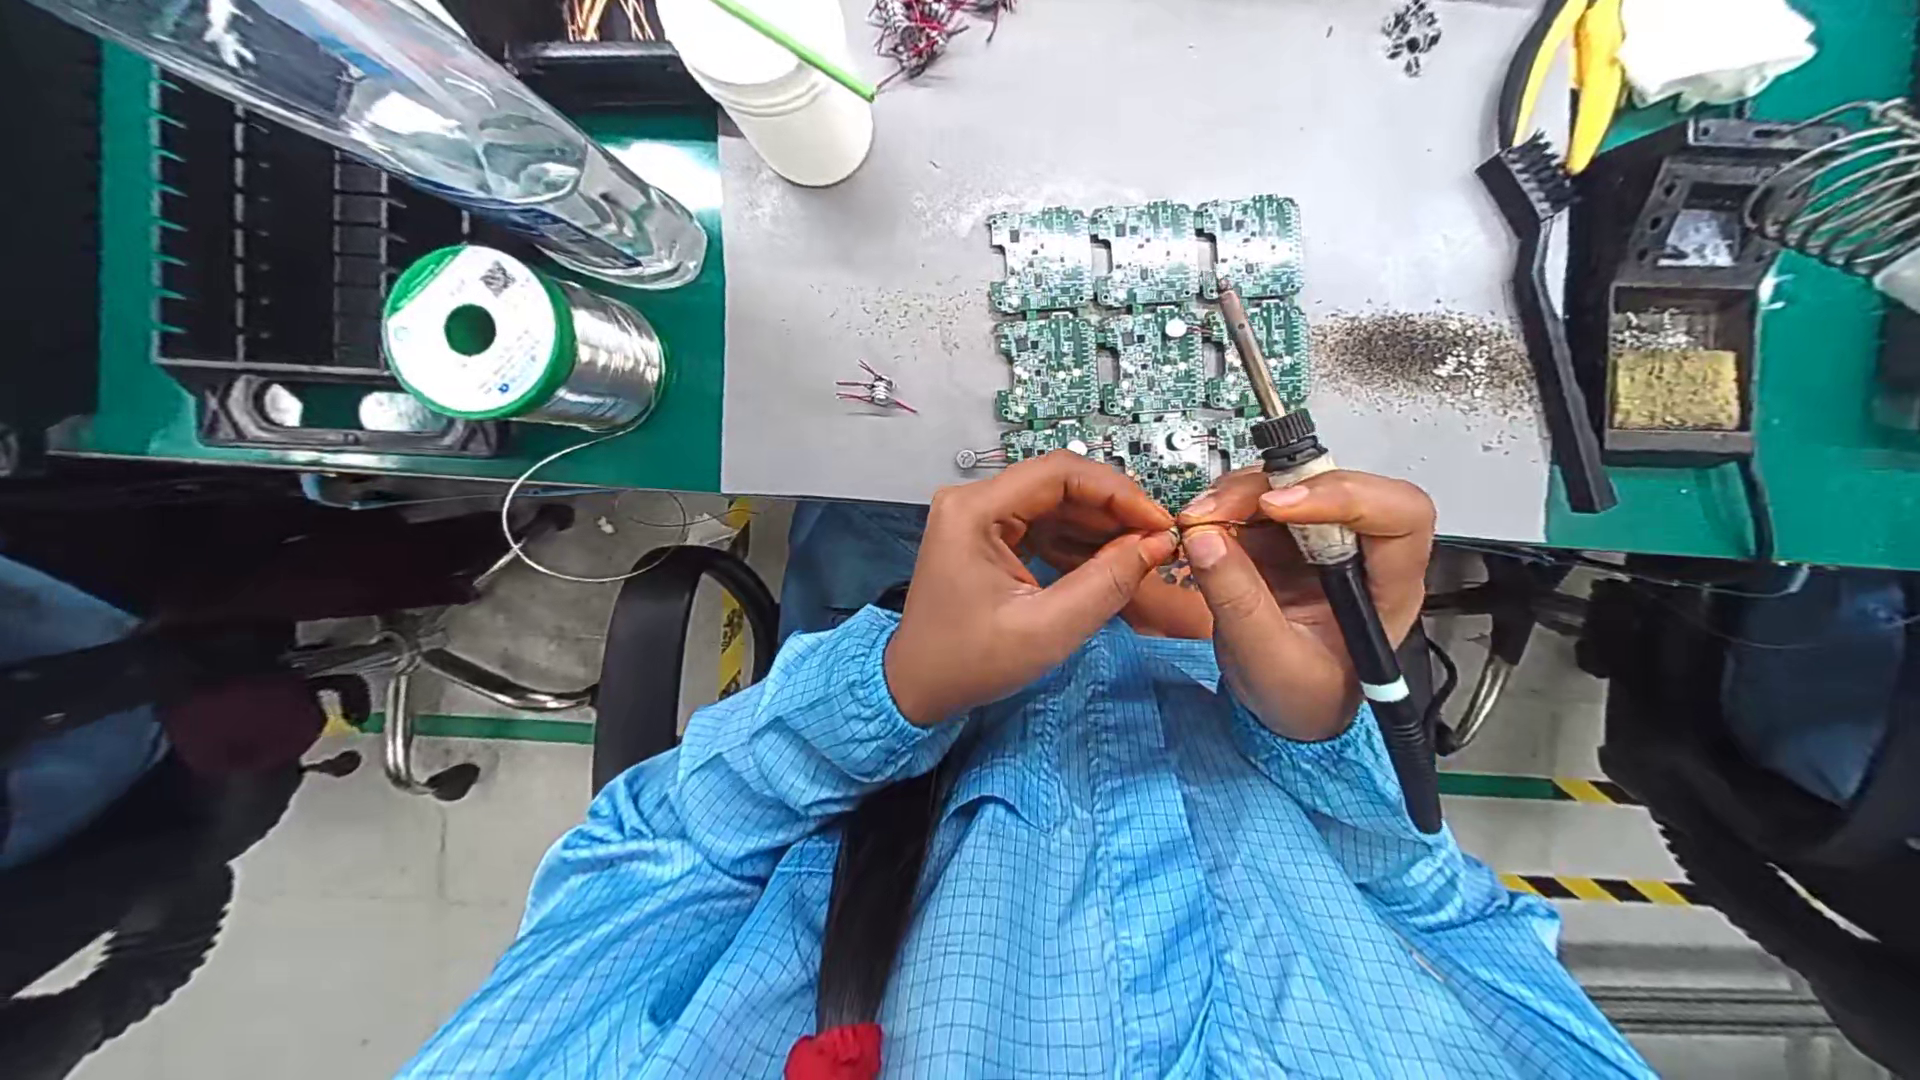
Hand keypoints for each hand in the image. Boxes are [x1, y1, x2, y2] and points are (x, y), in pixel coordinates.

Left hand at [885, 452, 1178, 725]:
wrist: (918, 687)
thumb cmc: (970, 664)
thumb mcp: (1047, 629)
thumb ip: (1107, 582)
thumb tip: (1158, 543)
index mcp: (973, 511)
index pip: (1058, 473)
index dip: (1116, 491)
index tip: (1158, 523)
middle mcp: (971, 501)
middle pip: (1057, 483)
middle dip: (1111, 510)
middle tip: (1156, 540)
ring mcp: (977, 517)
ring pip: (1053, 503)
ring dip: (1098, 526)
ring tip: (1139, 554)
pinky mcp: (985, 536)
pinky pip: (1040, 524)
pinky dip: (1076, 541)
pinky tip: (1106, 562)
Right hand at [1176, 468, 1434, 741]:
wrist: (1286, 704)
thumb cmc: (1301, 694)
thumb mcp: (1270, 660)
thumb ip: (1239, 603)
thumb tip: (1203, 538)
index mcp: (1387, 585)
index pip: (1397, 515)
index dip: (1343, 496)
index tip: (1276, 507)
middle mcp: (1358, 549)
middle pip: (1329, 486)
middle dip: (1264, 490)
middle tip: (1209, 513)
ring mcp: (1315, 538)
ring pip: (1285, 485)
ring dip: (1235, 495)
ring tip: (1195, 521)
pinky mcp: (1277, 537)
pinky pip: (1251, 502)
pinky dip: (1219, 508)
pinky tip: (1195, 527)